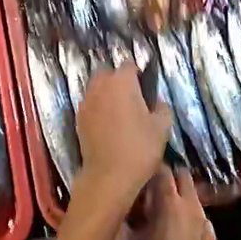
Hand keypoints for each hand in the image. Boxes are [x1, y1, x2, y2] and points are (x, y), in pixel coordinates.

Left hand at [72, 64, 171, 216]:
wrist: (108, 175)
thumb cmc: (139, 148)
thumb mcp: (161, 128)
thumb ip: (161, 108)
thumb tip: (157, 102)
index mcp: (121, 81)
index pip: (129, 64)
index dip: (138, 73)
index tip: (145, 86)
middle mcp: (100, 85)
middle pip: (108, 73)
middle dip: (119, 80)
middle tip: (132, 97)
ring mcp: (86, 100)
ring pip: (97, 87)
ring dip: (107, 93)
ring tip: (120, 110)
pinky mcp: (79, 116)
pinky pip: (90, 103)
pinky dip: (98, 107)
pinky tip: (108, 122)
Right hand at [114, 168, 221, 239]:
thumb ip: (120, 219)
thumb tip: (115, 202)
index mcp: (171, 206)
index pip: (161, 169)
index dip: (145, 172)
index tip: (132, 181)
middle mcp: (194, 210)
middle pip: (181, 177)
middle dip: (165, 180)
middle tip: (145, 194)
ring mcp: (208, 228)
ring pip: (192, 199)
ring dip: (176, 201)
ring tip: (158, 218)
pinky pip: (199, 221)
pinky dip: (186, 222)